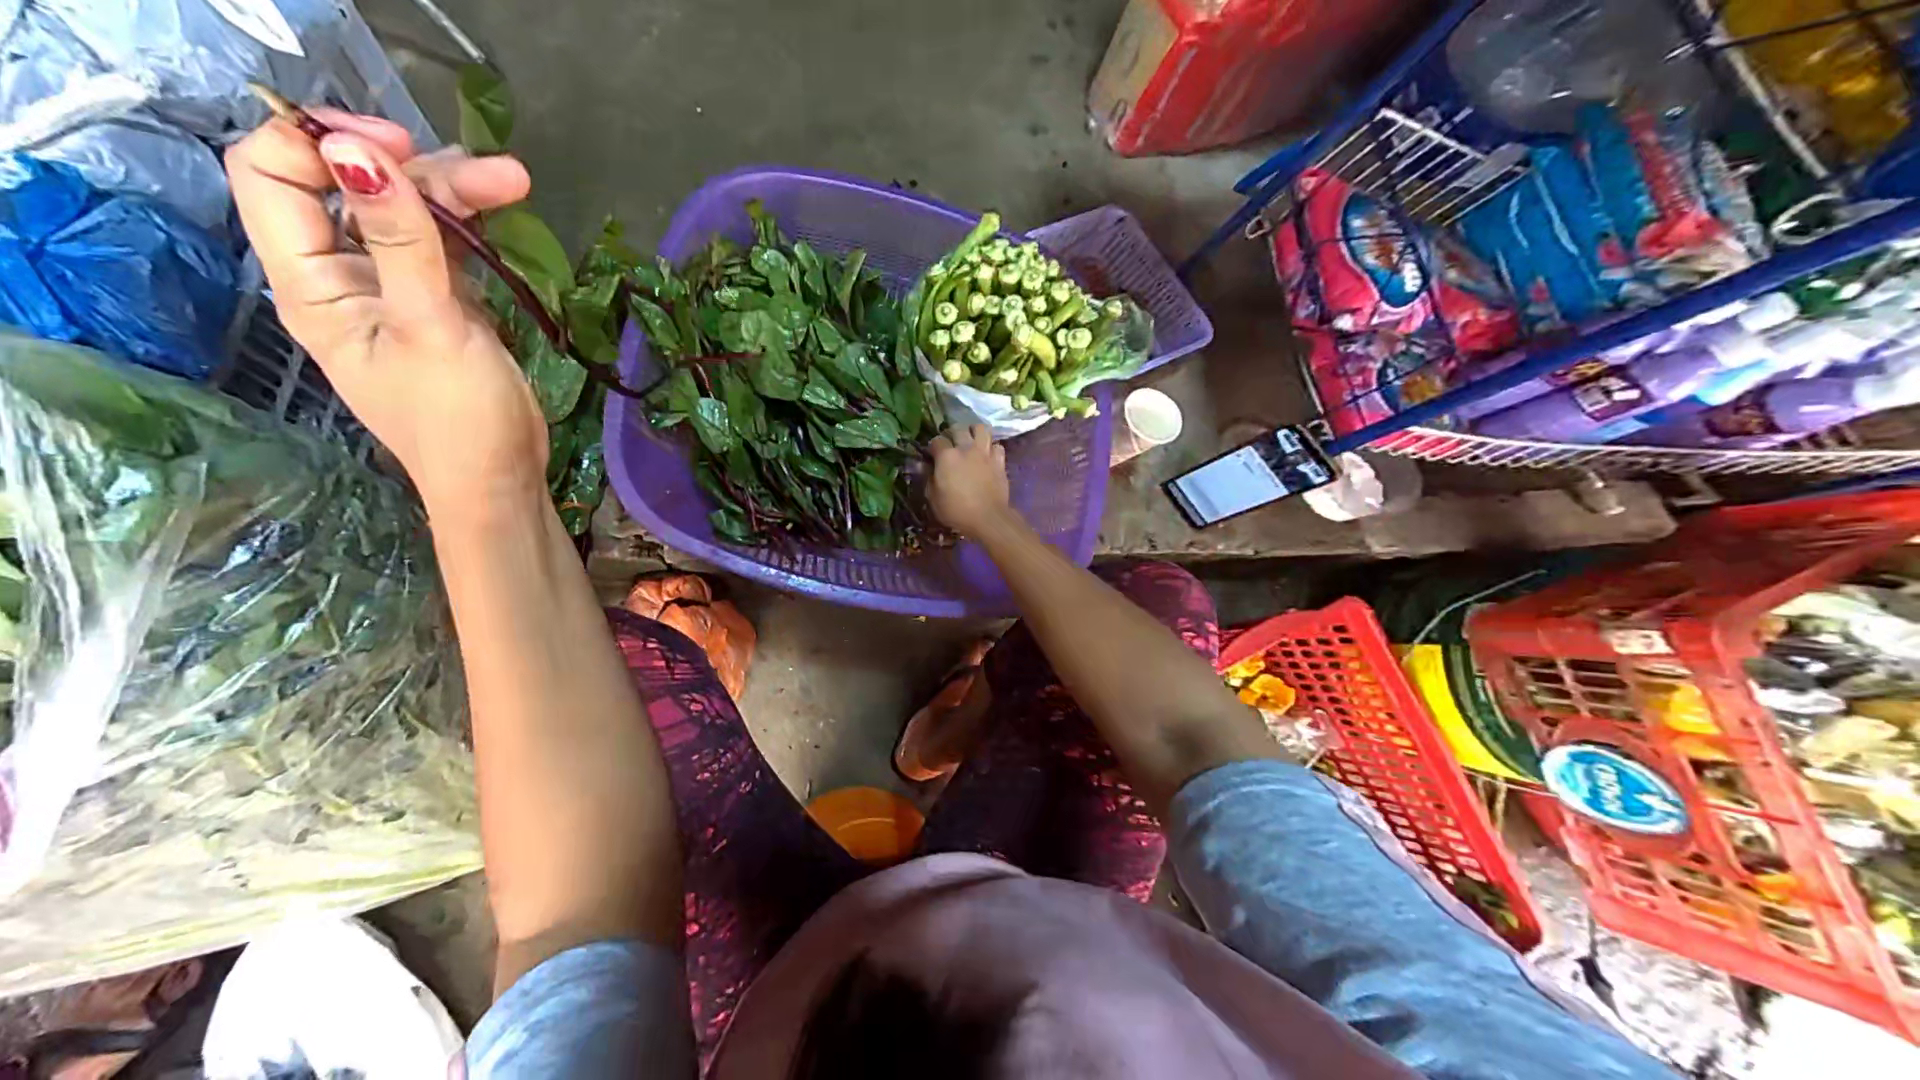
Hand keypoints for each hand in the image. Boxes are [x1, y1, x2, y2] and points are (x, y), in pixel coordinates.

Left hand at [225, 109, 544, 516]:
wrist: (502, 480)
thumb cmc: (458, 419)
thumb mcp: (430, 327)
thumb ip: (400, 241)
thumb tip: (358, 149)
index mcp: (312, 284)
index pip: (272, 178)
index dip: (321, 145)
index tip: (396, 146)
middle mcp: (343, 278)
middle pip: (354, 191)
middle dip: (417, 171)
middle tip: (496, 174)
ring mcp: (394, 291)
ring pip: (407, 215)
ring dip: (456, 193)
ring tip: (515, 184)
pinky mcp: (440, 305)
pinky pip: (442, 245)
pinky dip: (470, 225)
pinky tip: (502, 216)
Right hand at [927, 424, 1013, 537]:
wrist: (988, 518)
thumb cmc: (956, 511)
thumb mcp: (933, 498)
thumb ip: (929, 479)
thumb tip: (926, 467)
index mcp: (947, 456)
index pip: (936, 440)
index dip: (933, 447)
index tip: (932, 455)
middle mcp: (966, 448)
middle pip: (958, 428)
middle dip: (952, 433)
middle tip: (951, 444)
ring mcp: (985, 453)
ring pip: (981, 429)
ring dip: (974, 432)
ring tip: (971, 440)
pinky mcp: (1000, 461)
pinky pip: (997, 446)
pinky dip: (991, 448)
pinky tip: (987, 455)